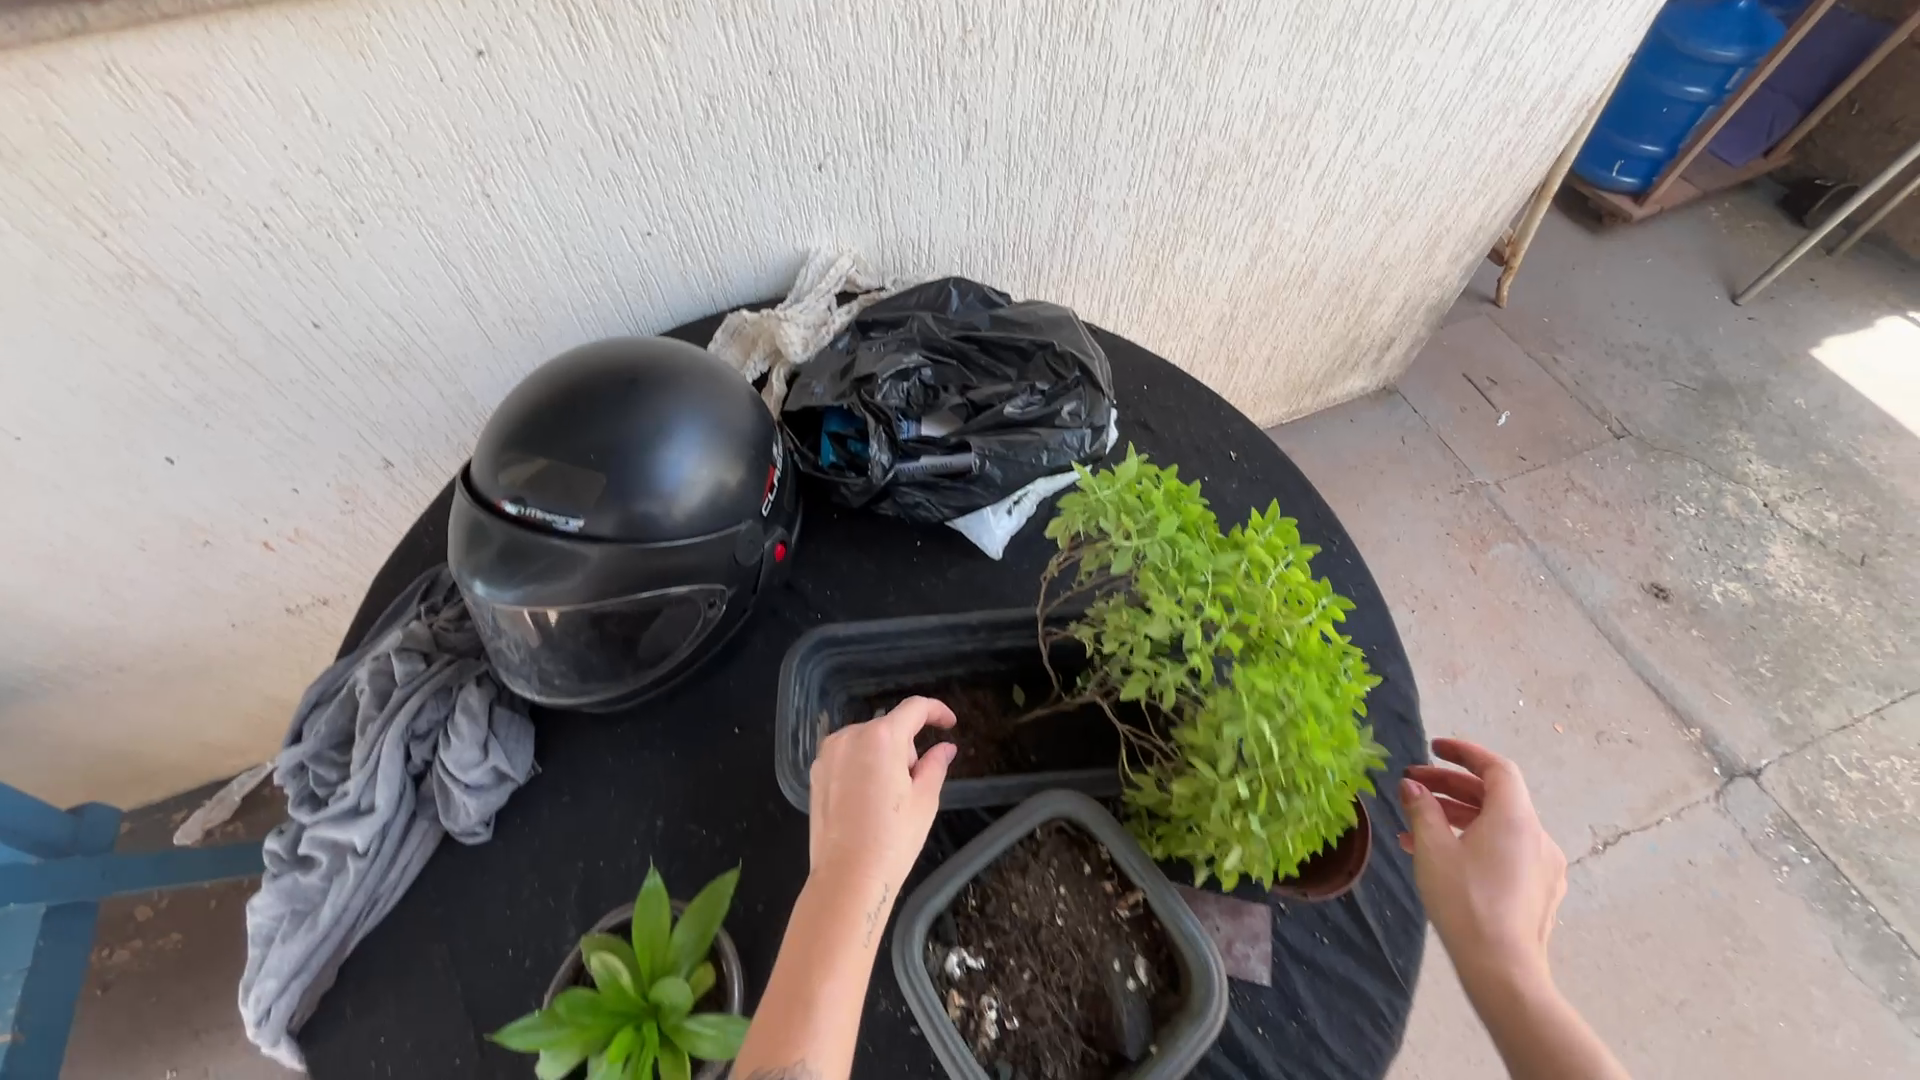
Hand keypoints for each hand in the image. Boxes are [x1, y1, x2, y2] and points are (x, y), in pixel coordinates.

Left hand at [808, 696, 956, 894]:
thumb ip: (935, 764)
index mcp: (882, 738)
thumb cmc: (893, 838)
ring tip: (888, 799)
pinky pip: (847, 757)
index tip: (950, 724)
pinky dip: (862, 767)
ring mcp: (828, 754)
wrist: (847, 877)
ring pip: (868, 742)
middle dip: (907, 748)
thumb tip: (945, 747)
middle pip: (890, 728)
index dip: (937, 711)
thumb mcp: (925, 799)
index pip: (915, 708)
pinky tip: (866, 802)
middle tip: (914, 786)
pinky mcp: (816, 773)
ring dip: (884, 756)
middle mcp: (851, 736)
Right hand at [1400, 737, 1566, 989]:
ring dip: (1455, 815)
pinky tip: (1439, 856)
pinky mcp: (1539, 890)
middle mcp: (1537, 837)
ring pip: (1496, 825)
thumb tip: (1412, 787)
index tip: (1434, 748)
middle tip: (1411, 785)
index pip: (1497, 768)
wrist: (1502, 968)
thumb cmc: (1464, 899)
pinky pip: (1503, 849)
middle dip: (1450, 785)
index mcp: (1515, 819)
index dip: (1465, 753)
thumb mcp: (1432, 848)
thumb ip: (1422, 809)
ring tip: (1414, 825)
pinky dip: (1472, 839)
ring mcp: (1543, 866)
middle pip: (1495, 796)